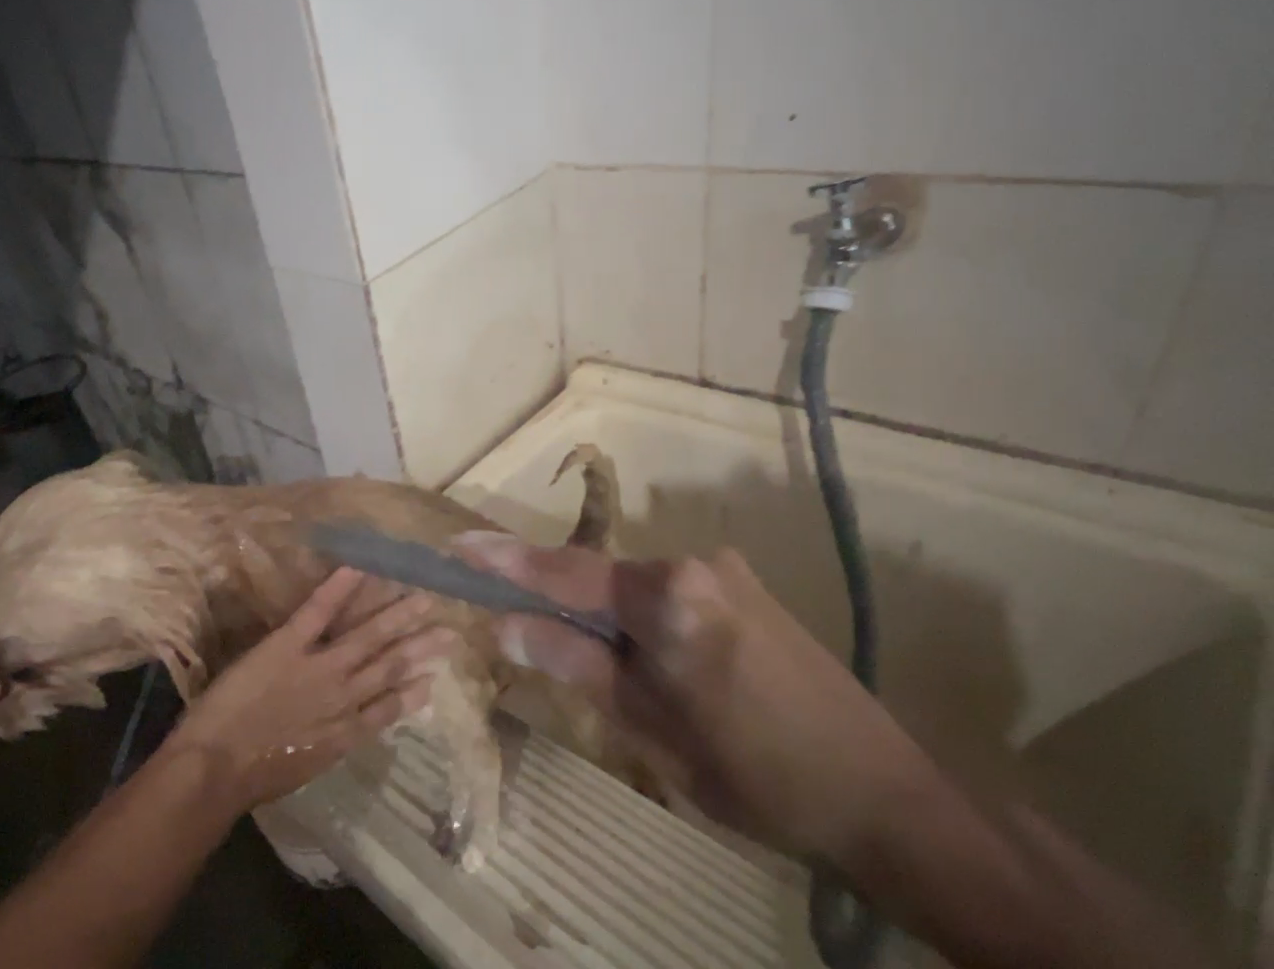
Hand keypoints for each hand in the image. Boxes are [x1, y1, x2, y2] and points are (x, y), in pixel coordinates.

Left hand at [160, 568, 453, 811]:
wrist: (218, 767)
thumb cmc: (255, 776)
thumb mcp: (306, 768)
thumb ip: (331, 744)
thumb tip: (352, 729)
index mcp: (345, 730)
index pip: (389, 705)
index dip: (414, 689)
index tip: (435, 675)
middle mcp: (342, 695)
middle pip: (389, 665)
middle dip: (420, 645)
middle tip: (449, 626)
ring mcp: (318, 667)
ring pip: (366, 636)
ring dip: (396, 615)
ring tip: (423, 597)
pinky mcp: (287, 646)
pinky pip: (317, 612)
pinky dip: (338, 589)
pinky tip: (358, 568)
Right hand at [453, 533, 938, 863]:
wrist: (885, 798)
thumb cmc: (755, 773)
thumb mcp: (649, 728)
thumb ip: (576, 666)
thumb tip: (508, 626)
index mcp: (667, 596)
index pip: (565, 572)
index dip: (507, 561)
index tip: (458, 544)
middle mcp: (696, 565)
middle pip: (600, 580)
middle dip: (560, 607)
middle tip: (530, 648)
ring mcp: (729, 575)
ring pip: (635, 592)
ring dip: (606, 624)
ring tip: (612, 687)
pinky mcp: (750, 594)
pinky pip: (670, 599)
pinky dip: (643, 625)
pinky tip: (660, 677)